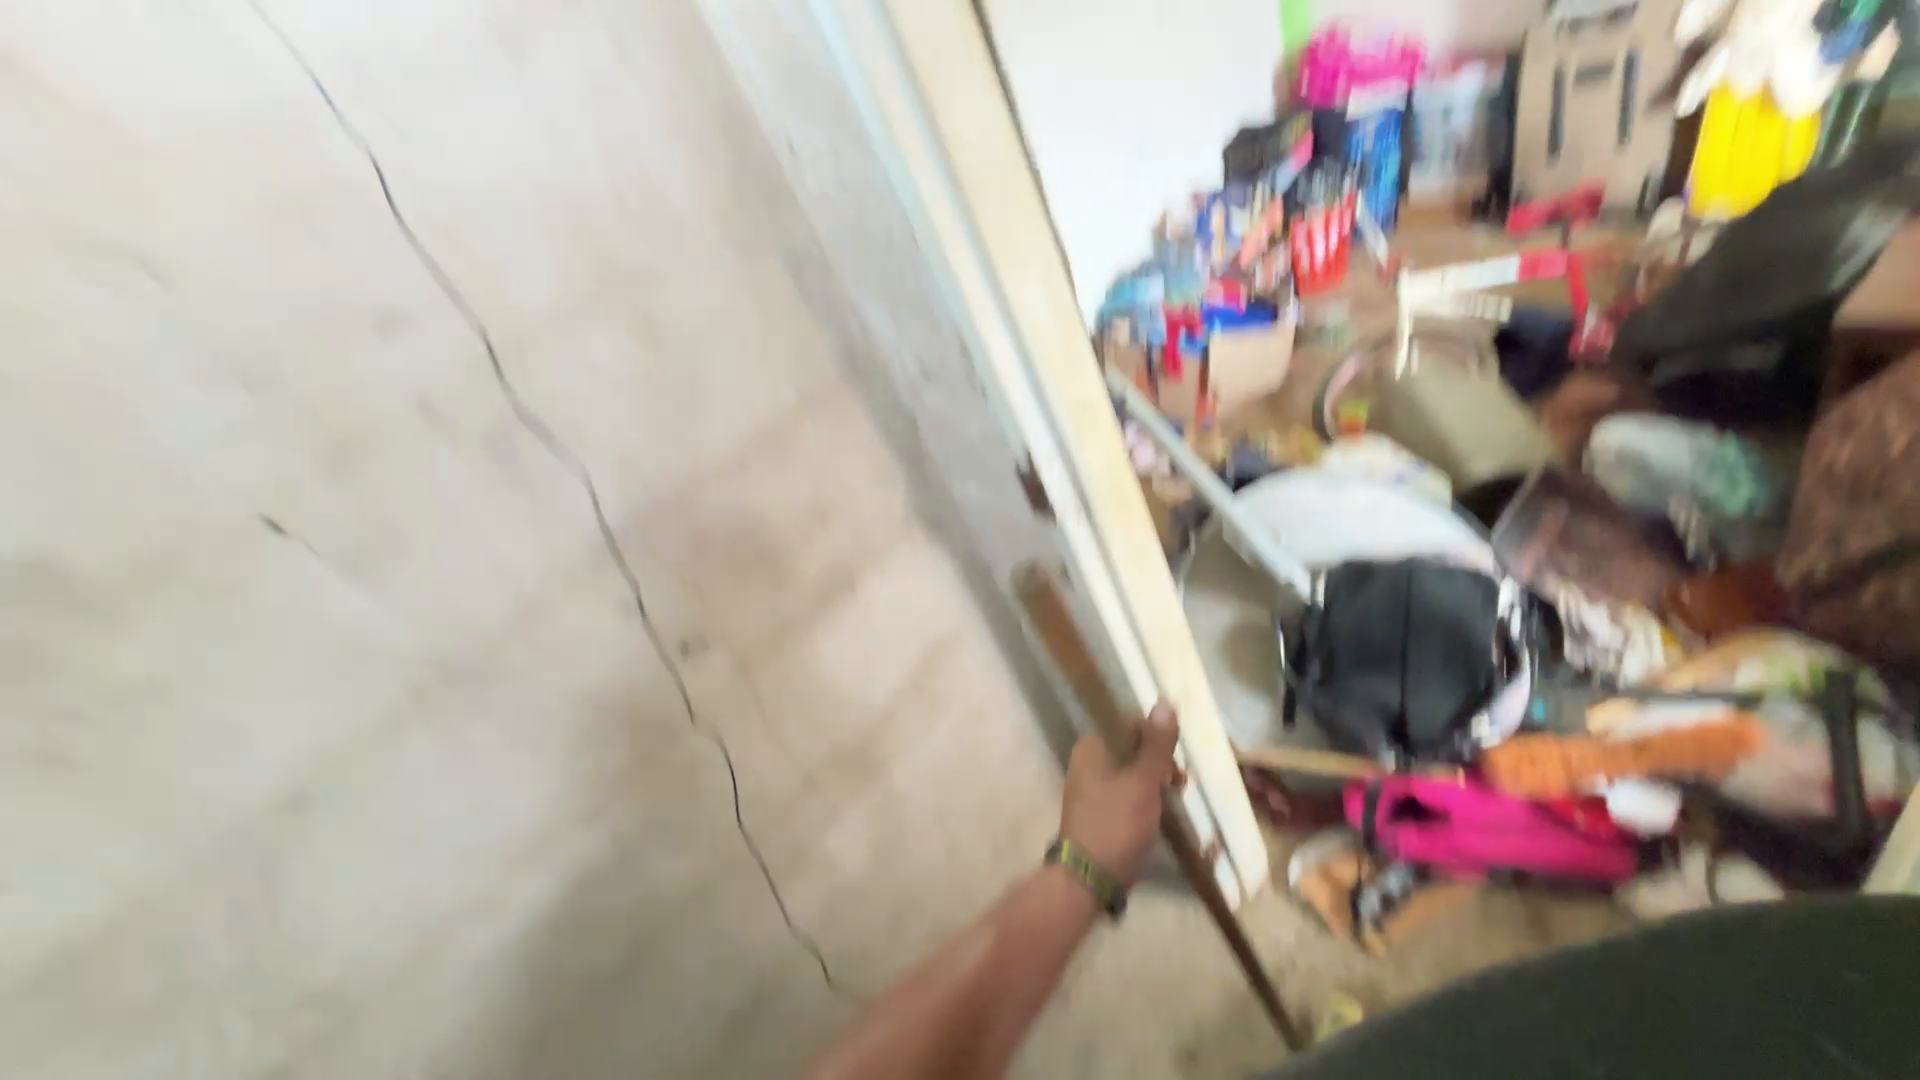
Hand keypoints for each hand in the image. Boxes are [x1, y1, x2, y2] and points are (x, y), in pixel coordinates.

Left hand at [1059, 704, 1180, 885]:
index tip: (1174, 760)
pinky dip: (1145, 800)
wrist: (1089, 878)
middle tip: (1179, 783)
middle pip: (1132, 748)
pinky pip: (1127, 794)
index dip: (1156, 736)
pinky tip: (1161, 814)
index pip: (1128, 723)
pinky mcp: (1100, 811)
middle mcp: (1087, 761)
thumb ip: (1156, 744)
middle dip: (1159, 762)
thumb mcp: (1143, 781)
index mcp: (1091, 746)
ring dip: (1155, 782)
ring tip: (1175, 800)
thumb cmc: (1116, 823)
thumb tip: (1165, 702)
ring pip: (1132, 773)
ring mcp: (1092, 788)